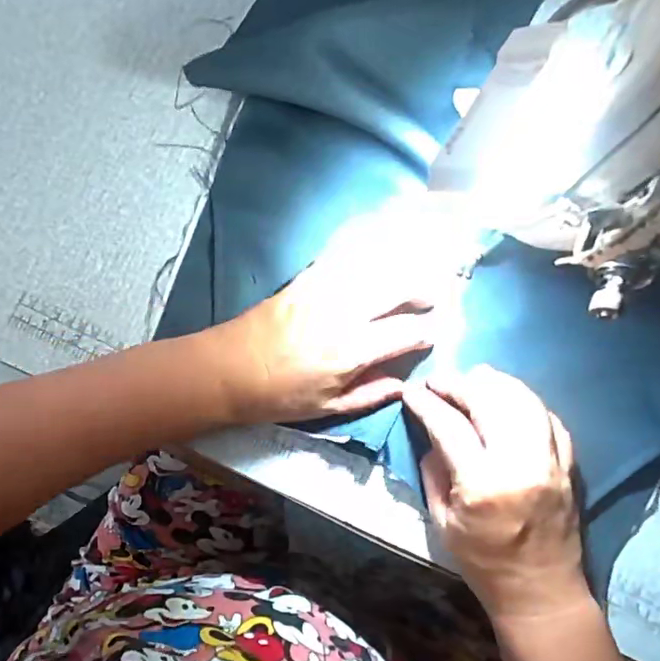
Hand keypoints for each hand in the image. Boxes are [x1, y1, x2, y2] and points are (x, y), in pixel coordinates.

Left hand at [206, 221, 443, 424]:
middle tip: (433, 297)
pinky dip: (367, 252)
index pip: (406, 331)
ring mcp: (322, 290)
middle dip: (424, 289)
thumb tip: (403, 383)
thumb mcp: (325, 407)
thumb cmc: (275, 397)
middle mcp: (342, 313)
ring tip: (411, 276)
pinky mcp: (304, 279)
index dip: (427, 331)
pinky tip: (378, 256)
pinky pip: (343, 257)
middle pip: (399, 286)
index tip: (433, 333)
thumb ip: (368, 395)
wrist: (226, 370)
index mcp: (350, 351)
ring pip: (375, 265)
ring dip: (401, 266)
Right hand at [403, 366, 590, 624]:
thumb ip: (435, 474)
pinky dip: (526, 402)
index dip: (427, 404)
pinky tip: (508, 398)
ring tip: (473, 377)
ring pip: (526, 404)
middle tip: (439, 380)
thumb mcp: (441, 522)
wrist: (540, 589)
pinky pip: (549, 420)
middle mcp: (521, 466)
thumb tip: (430, 437)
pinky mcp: (568, 466)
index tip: (411, 391)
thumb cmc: (481, 562)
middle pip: (492, 403)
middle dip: (461, 384)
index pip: (451, 426)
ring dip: (497, 384)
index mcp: (483, 484)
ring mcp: (550, 463)